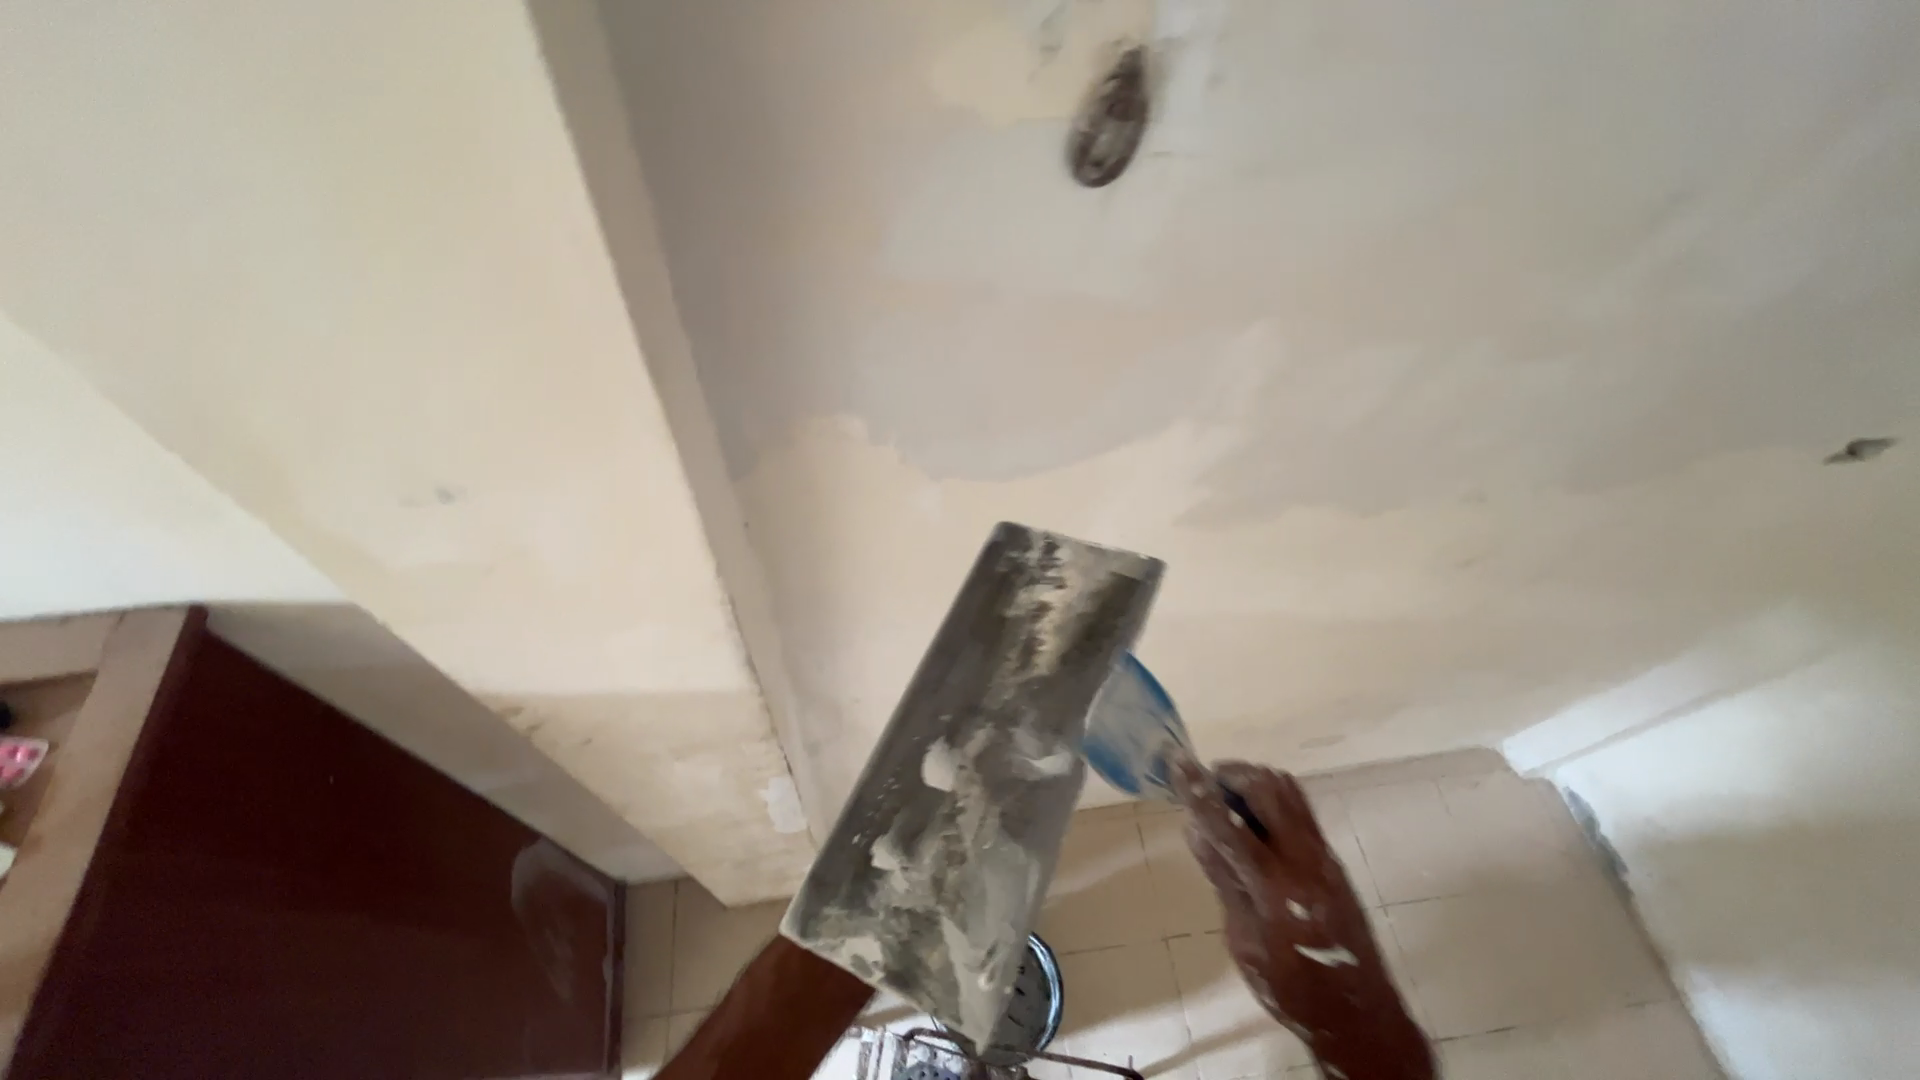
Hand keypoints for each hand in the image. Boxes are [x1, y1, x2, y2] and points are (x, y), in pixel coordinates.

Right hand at [1176, 760, 1432, 1078]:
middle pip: (1267, 788)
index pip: (1229, 824)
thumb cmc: (1292, 990)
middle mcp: (1304, 860)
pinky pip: (1299, 807)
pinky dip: (1270, 798)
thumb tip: (1197, 829)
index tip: (1178, 761)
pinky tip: (1252, 820)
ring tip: (1225, 795)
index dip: (1199, 790)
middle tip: (1204, 782)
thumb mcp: (1243, 941)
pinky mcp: (1332, 858)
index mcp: (1276, 889)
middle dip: (1231, 774)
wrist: (1361, 1015)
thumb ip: (1223, 880)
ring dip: (1253, 782)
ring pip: (1288, 790)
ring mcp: (1324, 856)